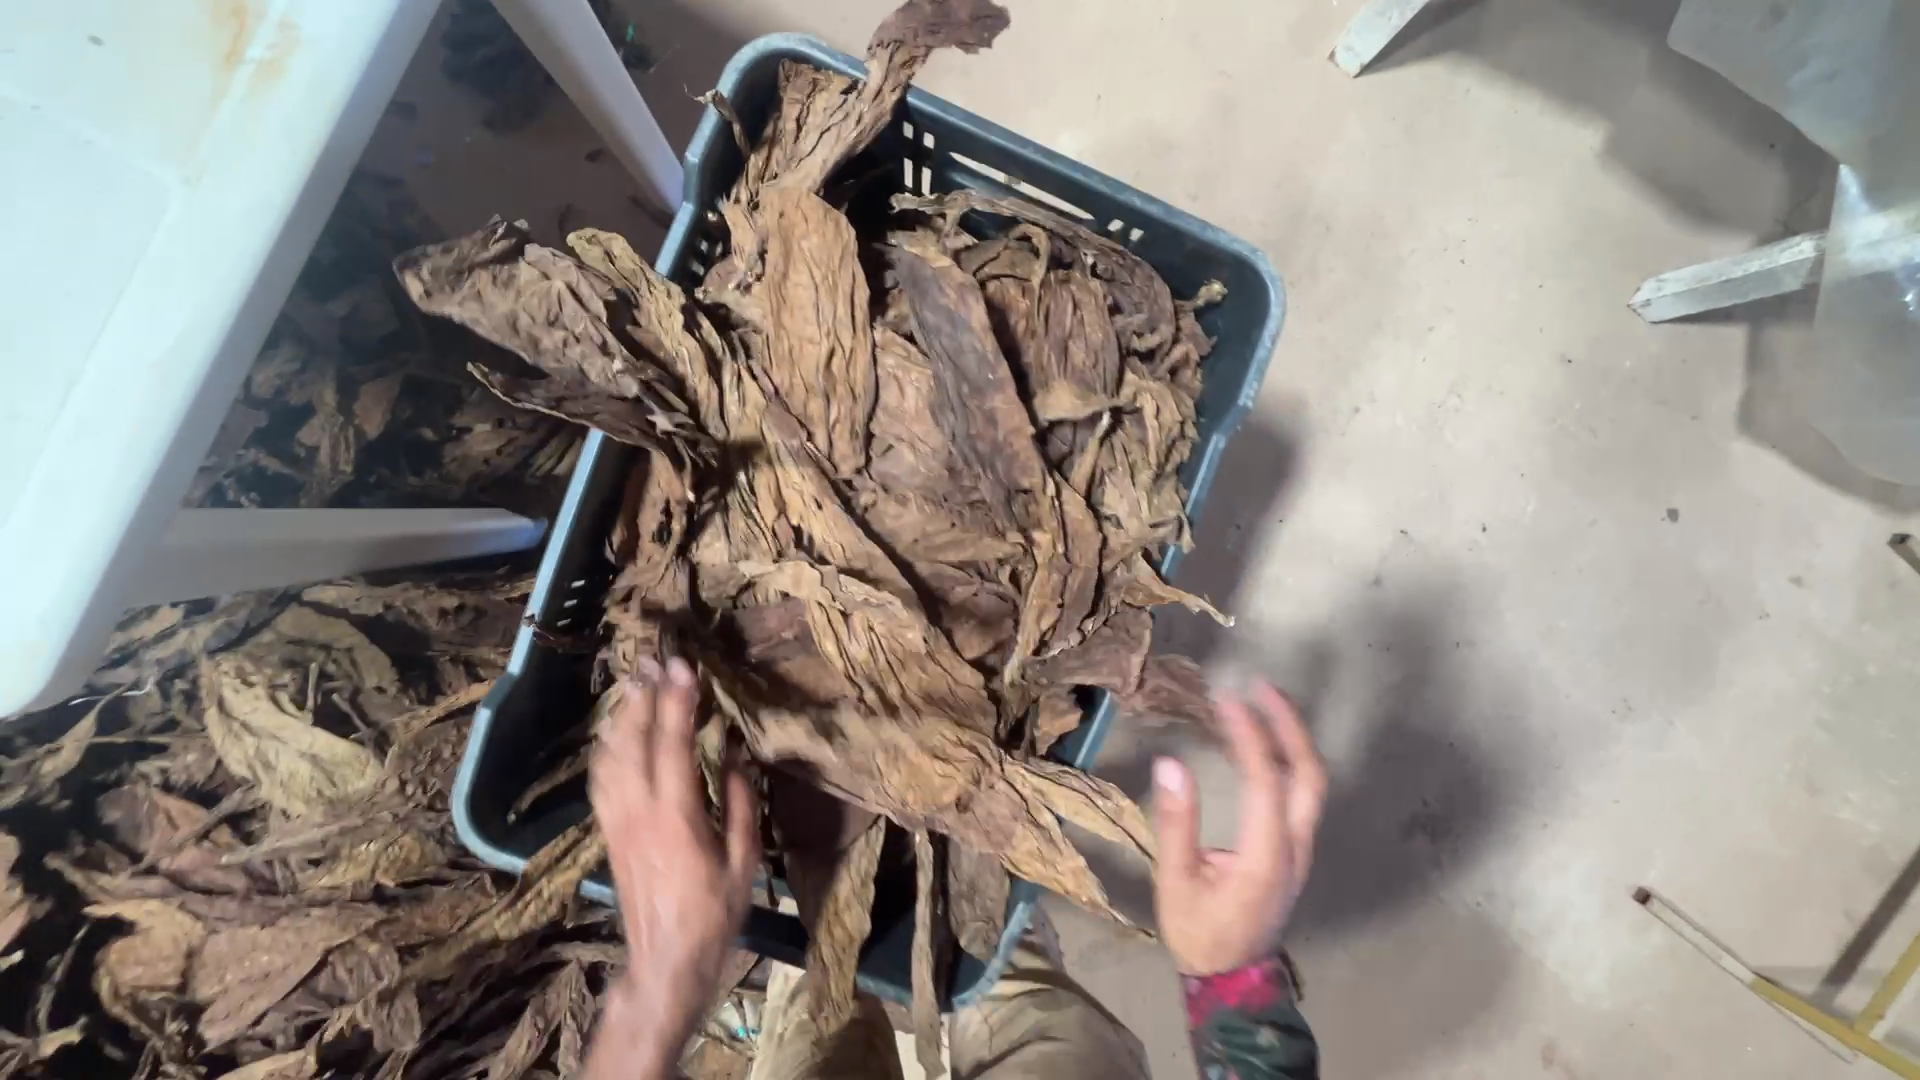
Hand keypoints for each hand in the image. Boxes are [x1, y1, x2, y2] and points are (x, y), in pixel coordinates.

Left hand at [585, 657, 758, 1079]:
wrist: (665, 959)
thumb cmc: (714, 910)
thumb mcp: (744, 859)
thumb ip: (741, 803)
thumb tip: (738, 755)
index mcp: (676, 816)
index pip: (673, 745)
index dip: (677, 703)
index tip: (682, 667)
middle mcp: (638, 811)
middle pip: (633, 742)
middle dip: (643, 697)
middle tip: (652, 660)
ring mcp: (616, 821)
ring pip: (610, 757)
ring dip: (620, 716)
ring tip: (631, 682)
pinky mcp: (607, 831)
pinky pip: (600, 779)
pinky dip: (605, 747)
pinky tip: (611, 731)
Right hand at [1150, 683, 1326, 975]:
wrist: (1232, 978)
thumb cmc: (1200, 931)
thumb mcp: (1176, 881)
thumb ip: (1177, 824)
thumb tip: (1171, 764)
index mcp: (1265, 856)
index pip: (1266, 782)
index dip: (1249, 736)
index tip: (1226, 699)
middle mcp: (1294, 847)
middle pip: (1308, 775)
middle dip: (1290, 725)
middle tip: (1260, 686)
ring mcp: (1301, 848)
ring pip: (1312, 782)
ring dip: (1292, 737)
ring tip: (1262, 701)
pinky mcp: (1295, 848)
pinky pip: (1300, 792)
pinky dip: (1285, 756)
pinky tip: (1260, 741)